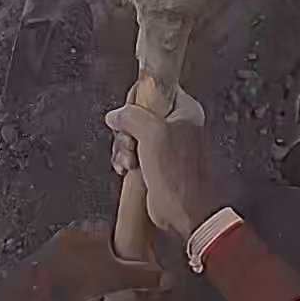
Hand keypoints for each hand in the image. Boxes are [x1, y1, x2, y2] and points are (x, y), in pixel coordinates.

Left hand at [29, 220, 164, 300]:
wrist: (39, 287)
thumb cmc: (75, 275)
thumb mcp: (118, 277)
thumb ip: (143, 277)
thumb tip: (165, 277)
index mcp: (94, 227)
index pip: (117, 230)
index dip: (126, 247)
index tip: (132, 259)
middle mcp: (76, 231)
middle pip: (99, 243)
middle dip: (109, 261)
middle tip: (115, 279)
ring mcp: (59, 245)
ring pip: (82, 255)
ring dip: (90, 270)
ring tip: (96, 288)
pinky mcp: (47, 261)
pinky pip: (66, 267)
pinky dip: (74, 278)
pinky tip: (78, 291)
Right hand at [105, 89, 218, 239]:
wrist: (184, 211)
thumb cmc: (178, 174)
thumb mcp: (151, 133)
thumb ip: (131, 116)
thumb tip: (115, 115)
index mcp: (184, 110)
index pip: (154, 89)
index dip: (138, 100)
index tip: (131, 113)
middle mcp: (176, 124)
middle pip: (137, 113)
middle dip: (126, 130)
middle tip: (131, 142)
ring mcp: (165, 144)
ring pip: (131, 134)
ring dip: (124, 147)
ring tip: (130, 161)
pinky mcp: (156, 162)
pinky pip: (132, 152)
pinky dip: (125, 159)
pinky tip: (127, 168)